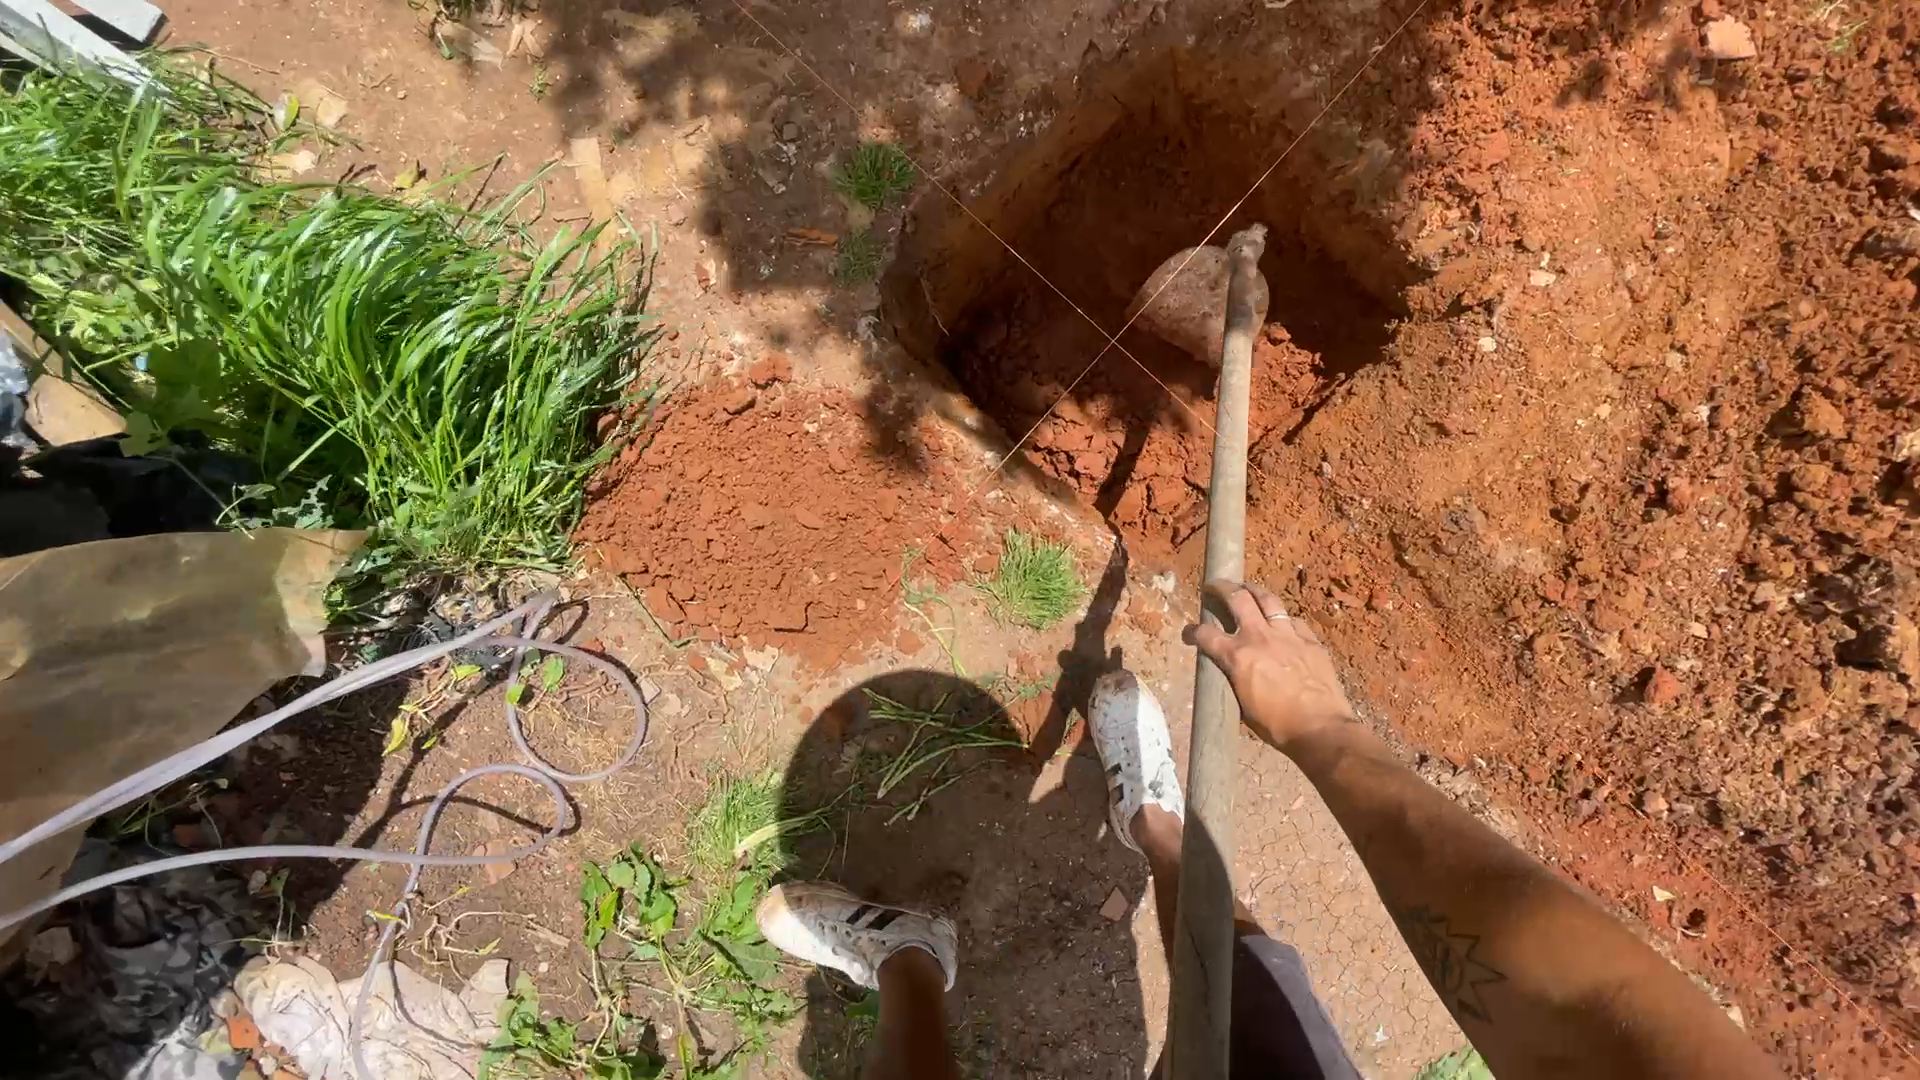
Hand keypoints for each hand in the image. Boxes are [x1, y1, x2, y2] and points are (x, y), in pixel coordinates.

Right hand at [1184, 580, 1358, 751]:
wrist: (1321, 729)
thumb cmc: (1277, 726)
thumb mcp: (1242, 704)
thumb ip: (1233, 678)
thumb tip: (1230, 669)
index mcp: (1237, 657)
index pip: (1205, 634)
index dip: (1192, 632)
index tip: (1188, 634)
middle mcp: (1259, 637)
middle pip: (1237, 598)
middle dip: (1221, 588)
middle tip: (1214, 586)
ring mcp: (1287, 635)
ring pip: (1267, 599)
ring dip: (1252, 590)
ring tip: (1246, 589)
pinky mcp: (1310, 640)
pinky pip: (1293, 620)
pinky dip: (1282, 618)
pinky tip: (1281, 622)